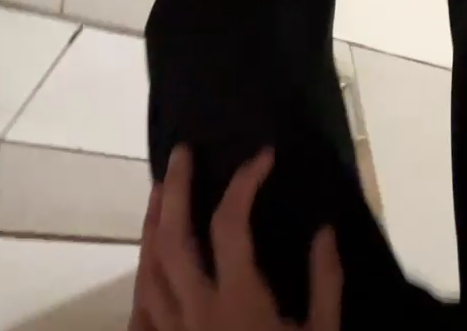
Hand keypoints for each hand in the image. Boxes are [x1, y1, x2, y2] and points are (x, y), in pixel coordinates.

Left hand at [130, 147, 342, 330]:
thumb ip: (324, 284)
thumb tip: (325, 230)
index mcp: (238, 302)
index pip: (230, 224)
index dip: (244, 182)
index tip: (264, 156)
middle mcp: (196, 313)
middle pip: (171, 240)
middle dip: (173, 190)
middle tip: (180, 153)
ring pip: (147, 270)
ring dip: (150, 225)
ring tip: (158, 191)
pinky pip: (141, 311)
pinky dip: (143, 277)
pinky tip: (149, 261)